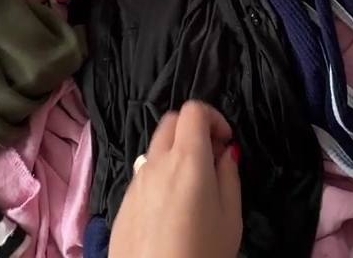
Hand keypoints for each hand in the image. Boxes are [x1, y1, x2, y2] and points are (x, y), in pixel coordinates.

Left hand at [109, 101, 242, 257]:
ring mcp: (135, 184)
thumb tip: (224, 154)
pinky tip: (169, 211)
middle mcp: (156, 163)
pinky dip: (158, 177)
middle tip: (209, 157)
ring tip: (190, 186)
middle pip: (170, 122)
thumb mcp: (230, 218)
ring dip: (174, 154)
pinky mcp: (122, 207)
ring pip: (154, 150)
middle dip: (192, 130)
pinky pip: (143, 177)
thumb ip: (229, 175)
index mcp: (187, 158)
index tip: (225, 142)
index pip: (193, 110)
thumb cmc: (202, 254)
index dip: (213, 117)